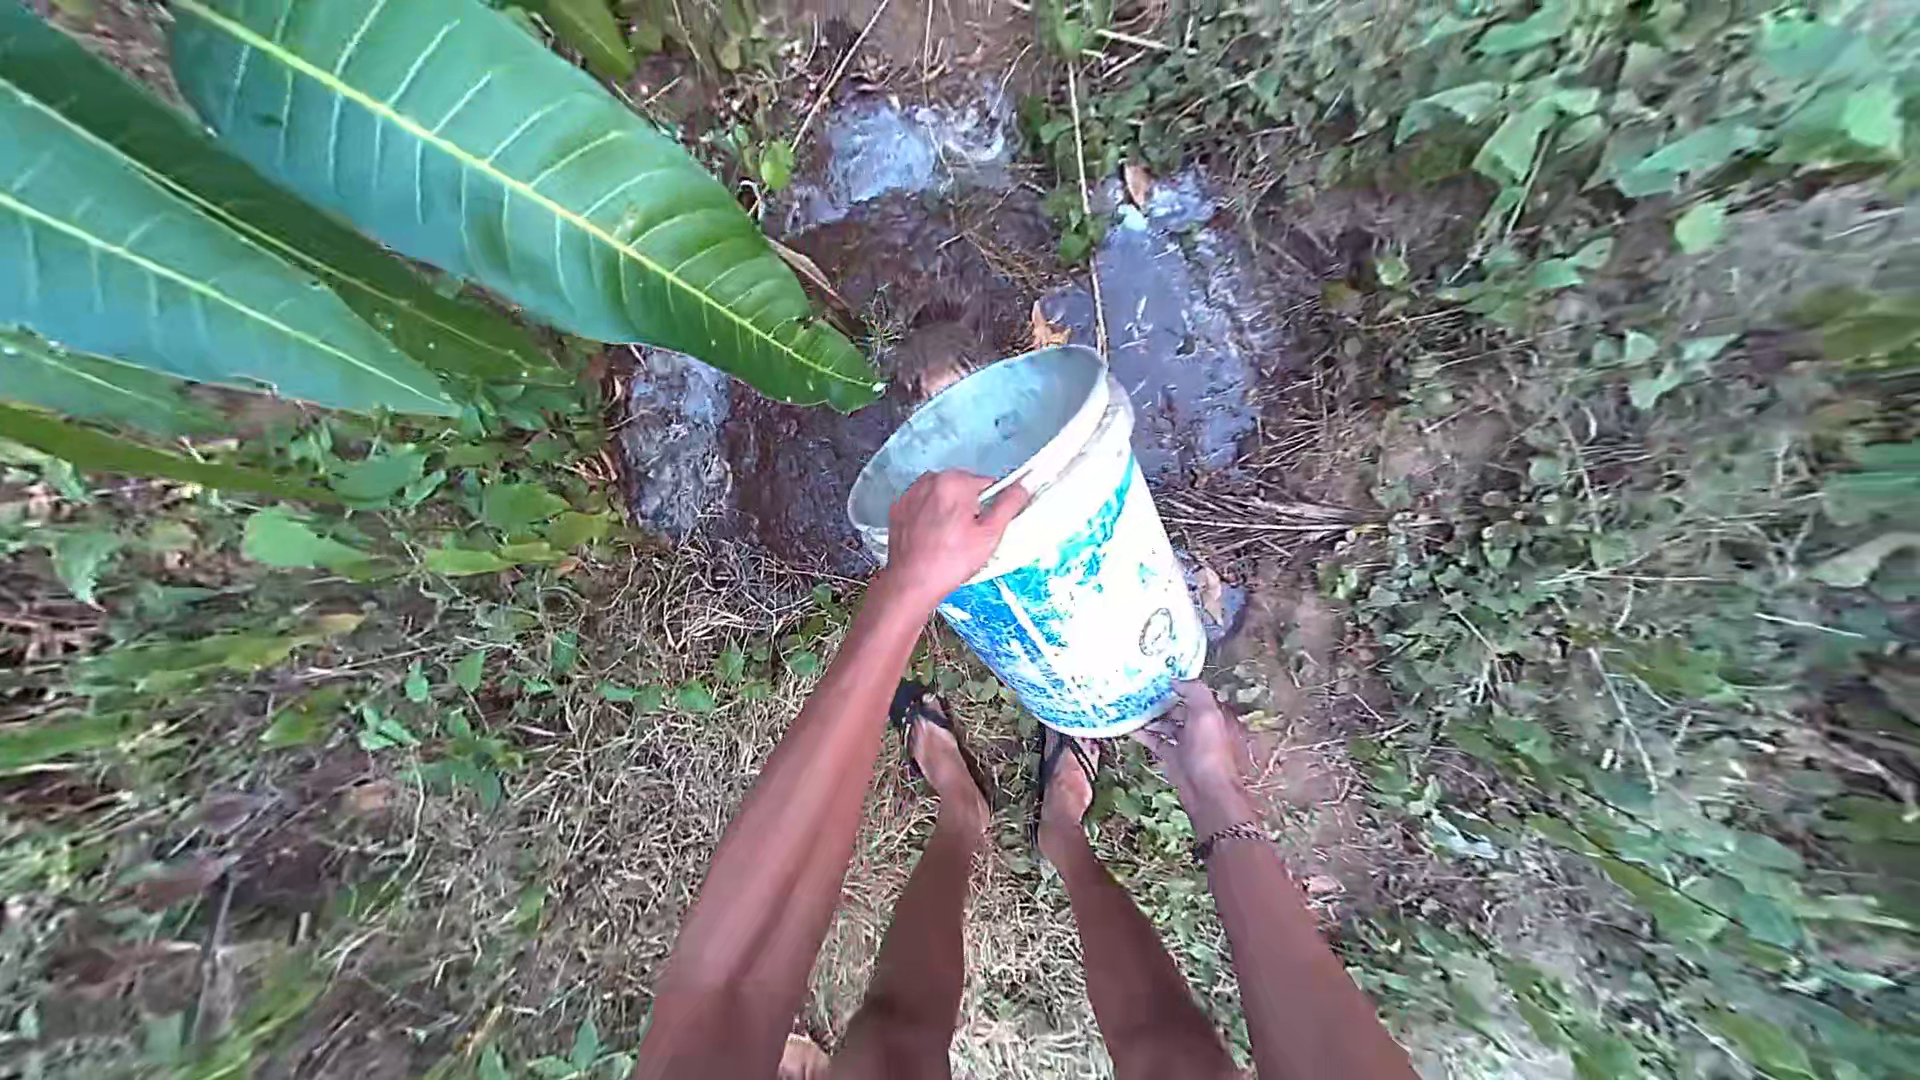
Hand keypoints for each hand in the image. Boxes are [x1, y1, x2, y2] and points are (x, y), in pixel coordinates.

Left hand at [879, 470, 1030, 606]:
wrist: (911, 583)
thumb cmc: (953, 560)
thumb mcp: (989, 535)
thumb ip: (1009, 505)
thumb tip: (1023, 486)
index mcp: (954, 481)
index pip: (987, 484)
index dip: (991, 507)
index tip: (984, 528)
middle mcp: (929, 479)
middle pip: (963, 488)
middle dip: (969, 508)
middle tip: (967, 537)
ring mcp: (910, 493)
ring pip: (942, 496)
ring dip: (948, 511)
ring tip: (948, 539)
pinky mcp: (898, 508)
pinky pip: (923, 506)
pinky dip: (929, 516)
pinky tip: (931, 538)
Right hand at [1132, 681, 1254, 824]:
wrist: (1207, 792)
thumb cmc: (1208, 751)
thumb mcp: (1206, 714)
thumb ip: (1194, 692)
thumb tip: (1175, 679)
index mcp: (1209, 714)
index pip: (1190, 693)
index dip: (1174, 685)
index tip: (1153, 676)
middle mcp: (1198, 727)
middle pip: (1175, 708)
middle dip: (1158, 700)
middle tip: (1136, 691)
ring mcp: (1184, 743)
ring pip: (1164, 724)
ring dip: (1149, 717)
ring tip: (1129, 707)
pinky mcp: (1172, 757)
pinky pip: (1156, 741)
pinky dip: (1144, 734)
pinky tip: (1130, 727)